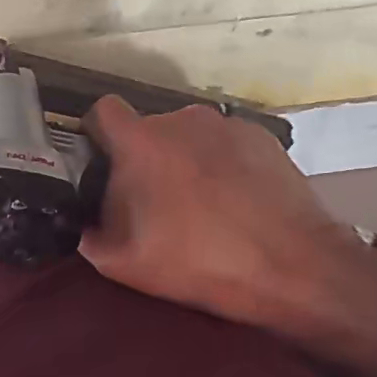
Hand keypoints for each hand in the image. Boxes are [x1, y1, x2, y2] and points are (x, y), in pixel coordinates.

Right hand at [80, 96, 367, 325]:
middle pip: (149, 132)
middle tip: (158, 207)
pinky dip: (222, 165)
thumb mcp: (127, 264)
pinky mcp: (262, 136)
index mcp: (142, 142)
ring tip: (203, 208)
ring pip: (189, 139)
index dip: (97, 136)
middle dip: (146, 161)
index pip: (102, 112)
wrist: (292, 264)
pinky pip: (226, 145)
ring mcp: (227, 125)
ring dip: (186, 163)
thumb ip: (91, 236)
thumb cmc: (201, 262)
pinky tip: (236, 201)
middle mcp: (183, 119)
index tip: (104, 166)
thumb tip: (84, 223)